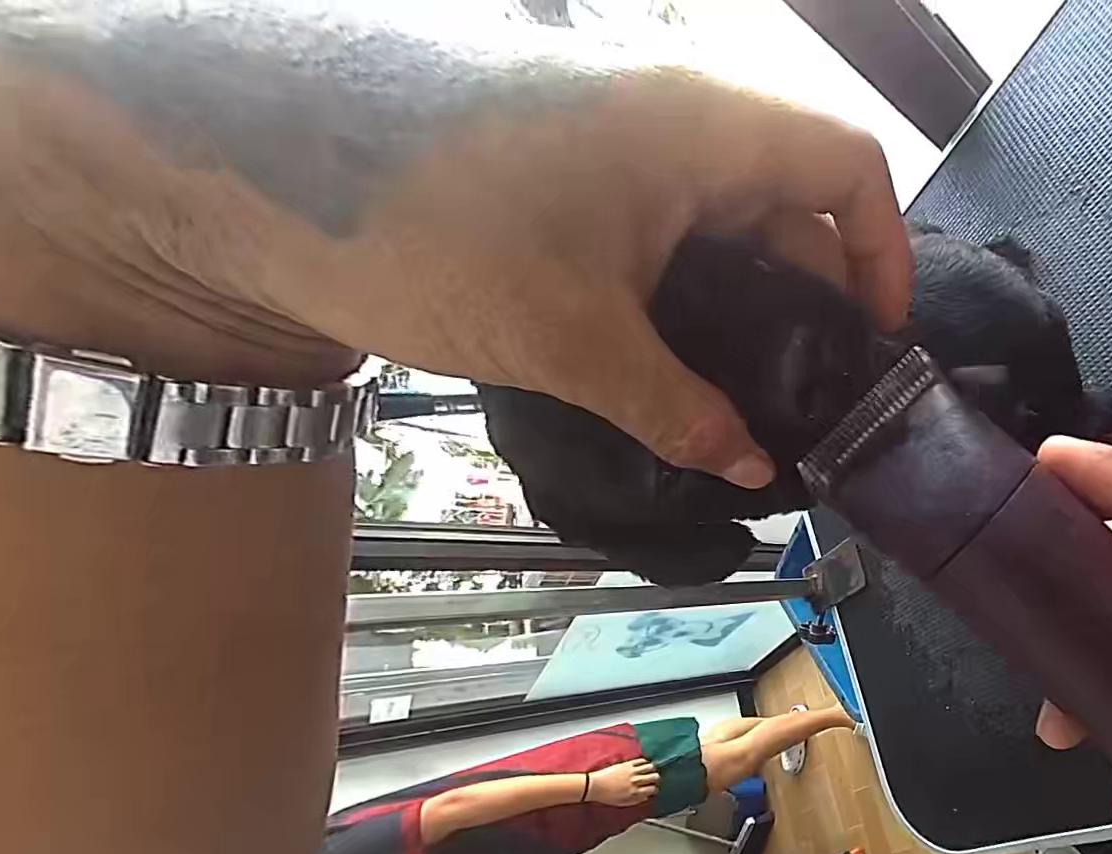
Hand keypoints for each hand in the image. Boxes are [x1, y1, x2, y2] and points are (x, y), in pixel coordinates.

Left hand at [0, 12, 911, 485]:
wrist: (227, 159)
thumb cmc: (414, 223)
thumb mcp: (568, 339)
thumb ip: (678, 410)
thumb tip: (754, 471)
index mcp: (696, 129)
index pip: (847, 165)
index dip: (885, 250)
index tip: (880, 335)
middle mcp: (677, 124)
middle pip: (800, 205)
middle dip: (826, 298)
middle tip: (820, 387)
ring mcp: (630, 150)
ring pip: (739, 228)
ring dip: (764, 308)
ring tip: (765, 390)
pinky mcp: (591, 182)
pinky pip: (685, 238)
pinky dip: (709, 301)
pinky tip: (697, 362)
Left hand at [586, 759, 659, 807]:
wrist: (594, 786)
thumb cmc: (607, 796)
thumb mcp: (622, 803)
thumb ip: (636, 800)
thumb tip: (647, 797)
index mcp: (634, 792)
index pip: (652, 789)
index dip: (655, 789)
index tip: (654, 788)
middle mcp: (635, 781)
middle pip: (654, 776)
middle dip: (656, 778)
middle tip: (654, 779)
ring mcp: (632, 771)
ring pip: (650, 767)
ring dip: (652, 769)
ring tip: (650, 770)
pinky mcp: (628, 763)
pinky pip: (642, 760)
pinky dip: (645, 762)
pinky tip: (644, 764)